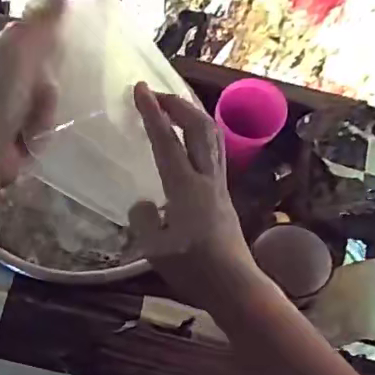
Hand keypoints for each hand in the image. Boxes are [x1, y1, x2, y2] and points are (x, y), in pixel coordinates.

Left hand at [0, 0, 62, 184]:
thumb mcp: (21, 51)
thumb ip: (41, 22)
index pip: (26, 40)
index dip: (45, 49)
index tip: (57, 58)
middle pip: (37, 75)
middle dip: (45, 90)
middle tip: (43, 99)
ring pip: (40, 104)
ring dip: (43, 115)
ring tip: (33, 127)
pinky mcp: (7, 140)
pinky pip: (36, 130)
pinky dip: (37, 136)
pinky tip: (30, 142)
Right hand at [128, 82, 262, 309]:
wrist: (235, 286)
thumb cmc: (193, 269)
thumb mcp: (154, 249)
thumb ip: (143, 220)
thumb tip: (144, 204)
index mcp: (185, 188)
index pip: (166, 141)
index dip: (152, 113)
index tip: (140, 89)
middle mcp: (207, 179)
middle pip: (199, 127)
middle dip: (177, 104)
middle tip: (157, 95)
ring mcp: (219, 187)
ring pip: (213, 137)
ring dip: (194, 117)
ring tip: (176, 110)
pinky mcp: (224, 198)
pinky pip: (214, 154)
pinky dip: (200, 137)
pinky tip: (189, 146)